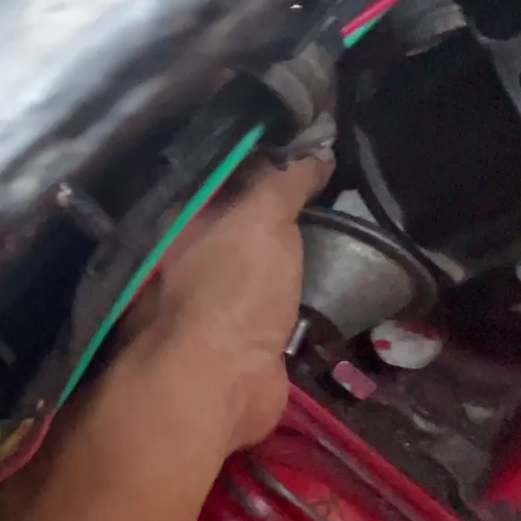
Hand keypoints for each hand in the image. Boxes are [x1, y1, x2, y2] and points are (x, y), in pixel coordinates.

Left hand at [116, 154, 331, 451]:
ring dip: (291, 243)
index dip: (261, 156)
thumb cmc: (229, 289)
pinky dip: (296, 282)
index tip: (308, 141)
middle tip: (336, 179)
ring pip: (256, 255)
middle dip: (281, 201)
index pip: (219, 174)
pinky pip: (272, 293)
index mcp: (176, 219)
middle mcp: (184, 251)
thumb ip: (284, 183)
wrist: (217, 380)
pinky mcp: (238, 328)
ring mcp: (210, 292)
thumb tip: (315, 151)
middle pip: (239, 215)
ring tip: (344, 216)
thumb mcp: (260, 219)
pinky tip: (332, 266)